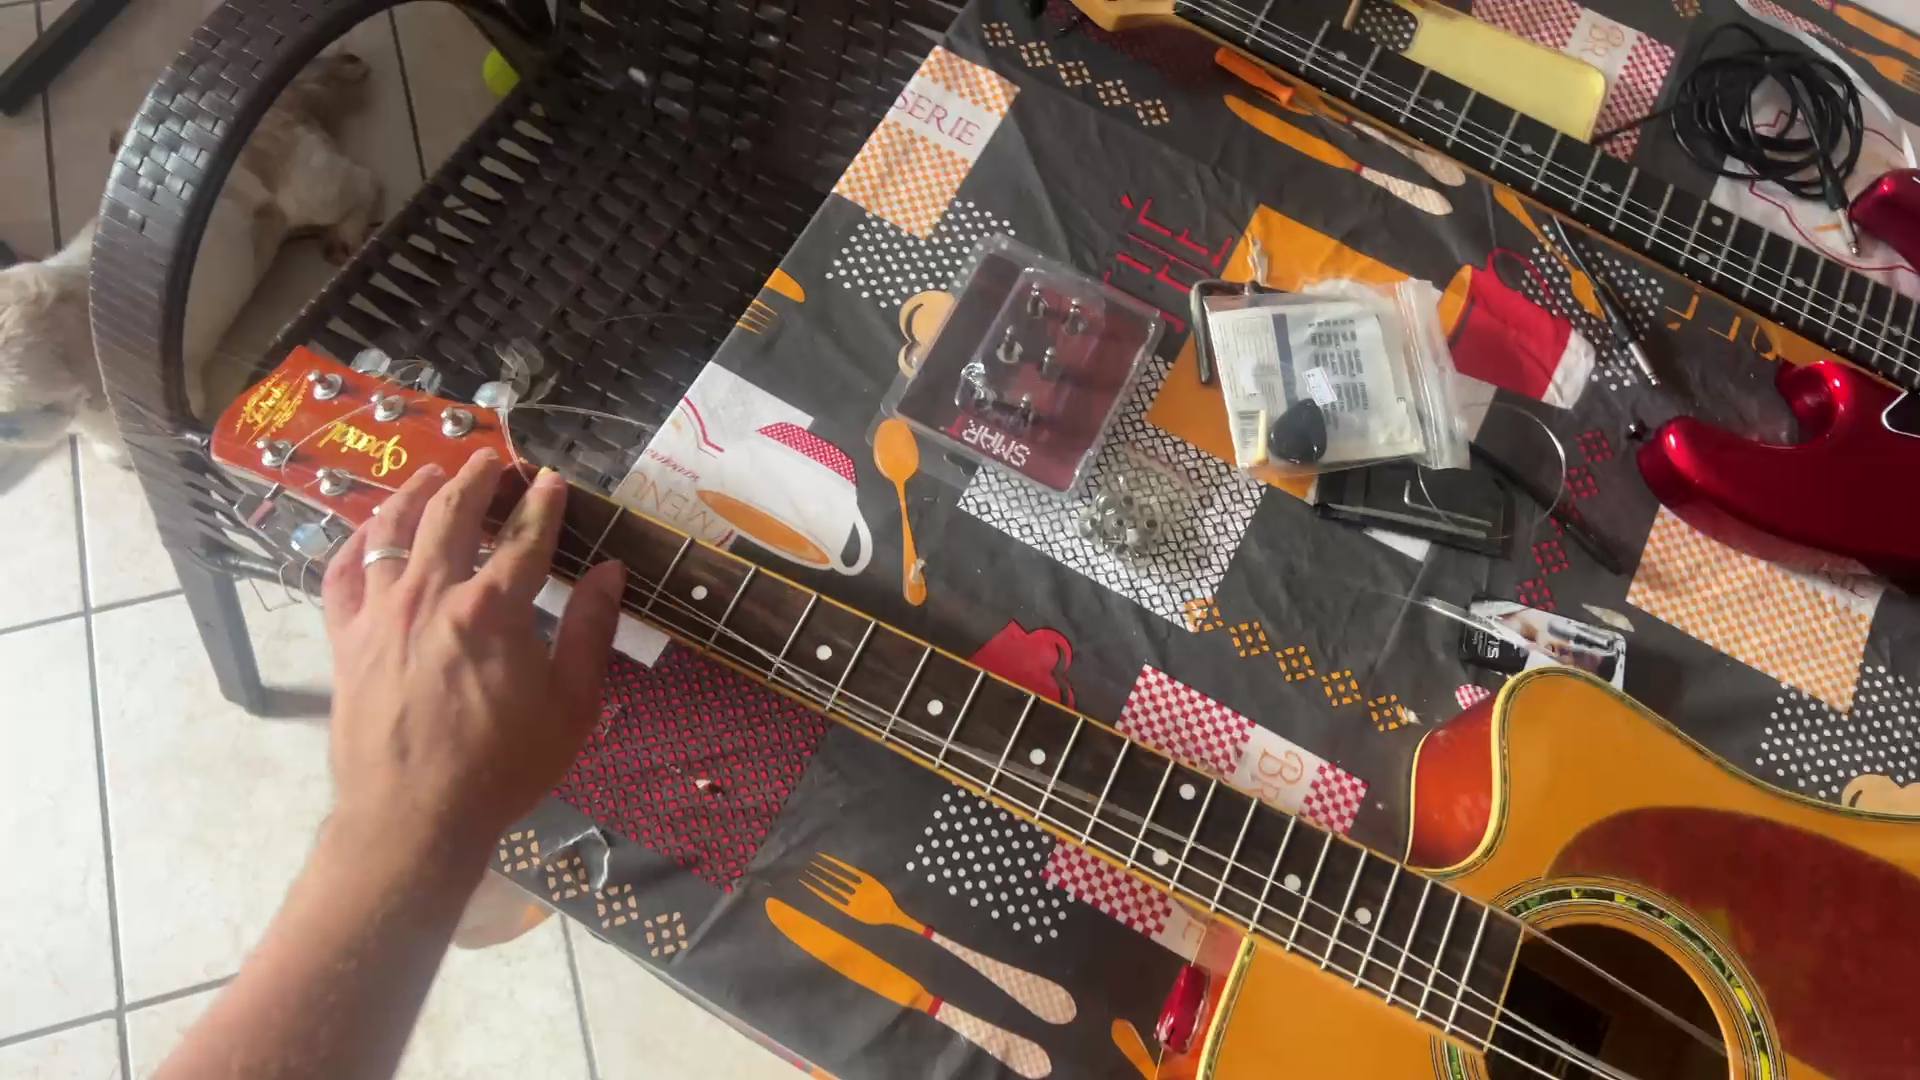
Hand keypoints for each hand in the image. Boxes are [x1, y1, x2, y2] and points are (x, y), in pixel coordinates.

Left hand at [320, 449, 625, 859]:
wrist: (413, 820)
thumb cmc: (506, 762)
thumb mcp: (573, 700)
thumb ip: (591, 627)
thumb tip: (611, 571)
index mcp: (493, 609)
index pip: (525, 537)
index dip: (544, 503)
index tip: (555, 478)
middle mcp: (430, 596)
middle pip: (450, 516)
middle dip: (477, 479)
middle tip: (495, 460)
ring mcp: (378, 615)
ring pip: (390, 532)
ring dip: (416, 494)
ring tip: (435, 473)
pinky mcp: (345, 640)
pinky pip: (341, 574)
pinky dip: (356, 542)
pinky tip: (370, 529)